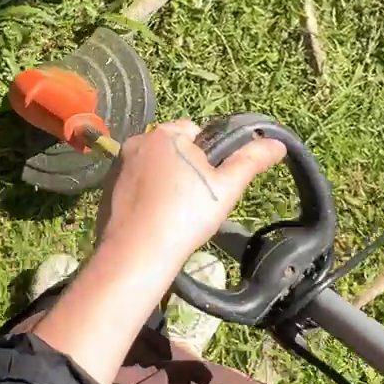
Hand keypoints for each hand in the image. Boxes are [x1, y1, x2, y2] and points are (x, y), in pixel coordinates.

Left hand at [30, 119, 284, 383]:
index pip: (194, 131)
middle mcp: (138, 141)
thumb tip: (277, 144)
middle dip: (184, 166)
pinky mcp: (106, 185)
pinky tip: (153, 217)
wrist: (136, 252)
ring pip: (152, 165)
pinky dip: (144, 193)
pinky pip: (134, 181)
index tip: (209, 182)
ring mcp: (118, 163)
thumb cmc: (184, 216)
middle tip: (194, 201)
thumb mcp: (226, 188)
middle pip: (172, 148)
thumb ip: (250, 161)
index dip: (208, 155)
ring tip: (173, 212)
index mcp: (166, 133)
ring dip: (164, 179)